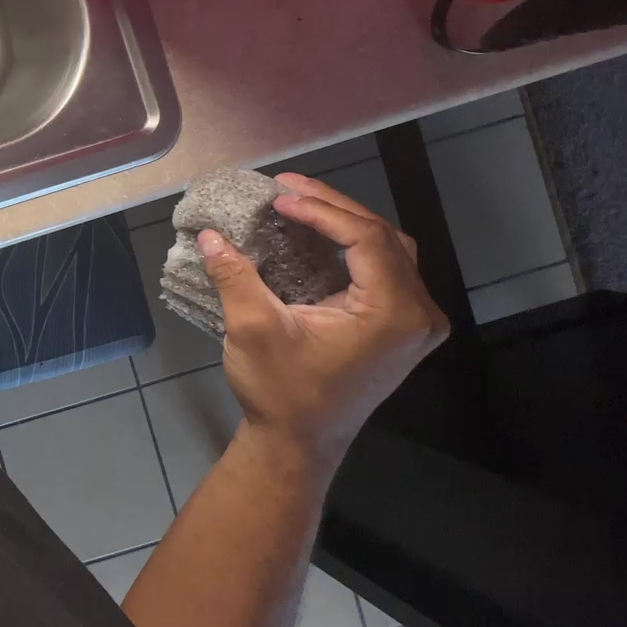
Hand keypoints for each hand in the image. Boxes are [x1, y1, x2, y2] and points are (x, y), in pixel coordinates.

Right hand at [201, 172, 449, 465]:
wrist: (300, 439)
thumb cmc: (281, 388)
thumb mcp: (252, 328)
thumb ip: (235, 276)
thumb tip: (210, 235)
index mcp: (392, 313)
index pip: (367, 240)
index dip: (322, 210)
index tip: (278, 198)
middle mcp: (416, 313)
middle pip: (384, 238)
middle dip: (334, 206)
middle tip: (286, 186)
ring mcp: (412, 322)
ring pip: (388, 252)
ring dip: (344, 222)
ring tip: (298, 203)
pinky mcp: (395, 328)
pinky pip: (382, 271)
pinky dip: (349, 246)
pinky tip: (313, 236)